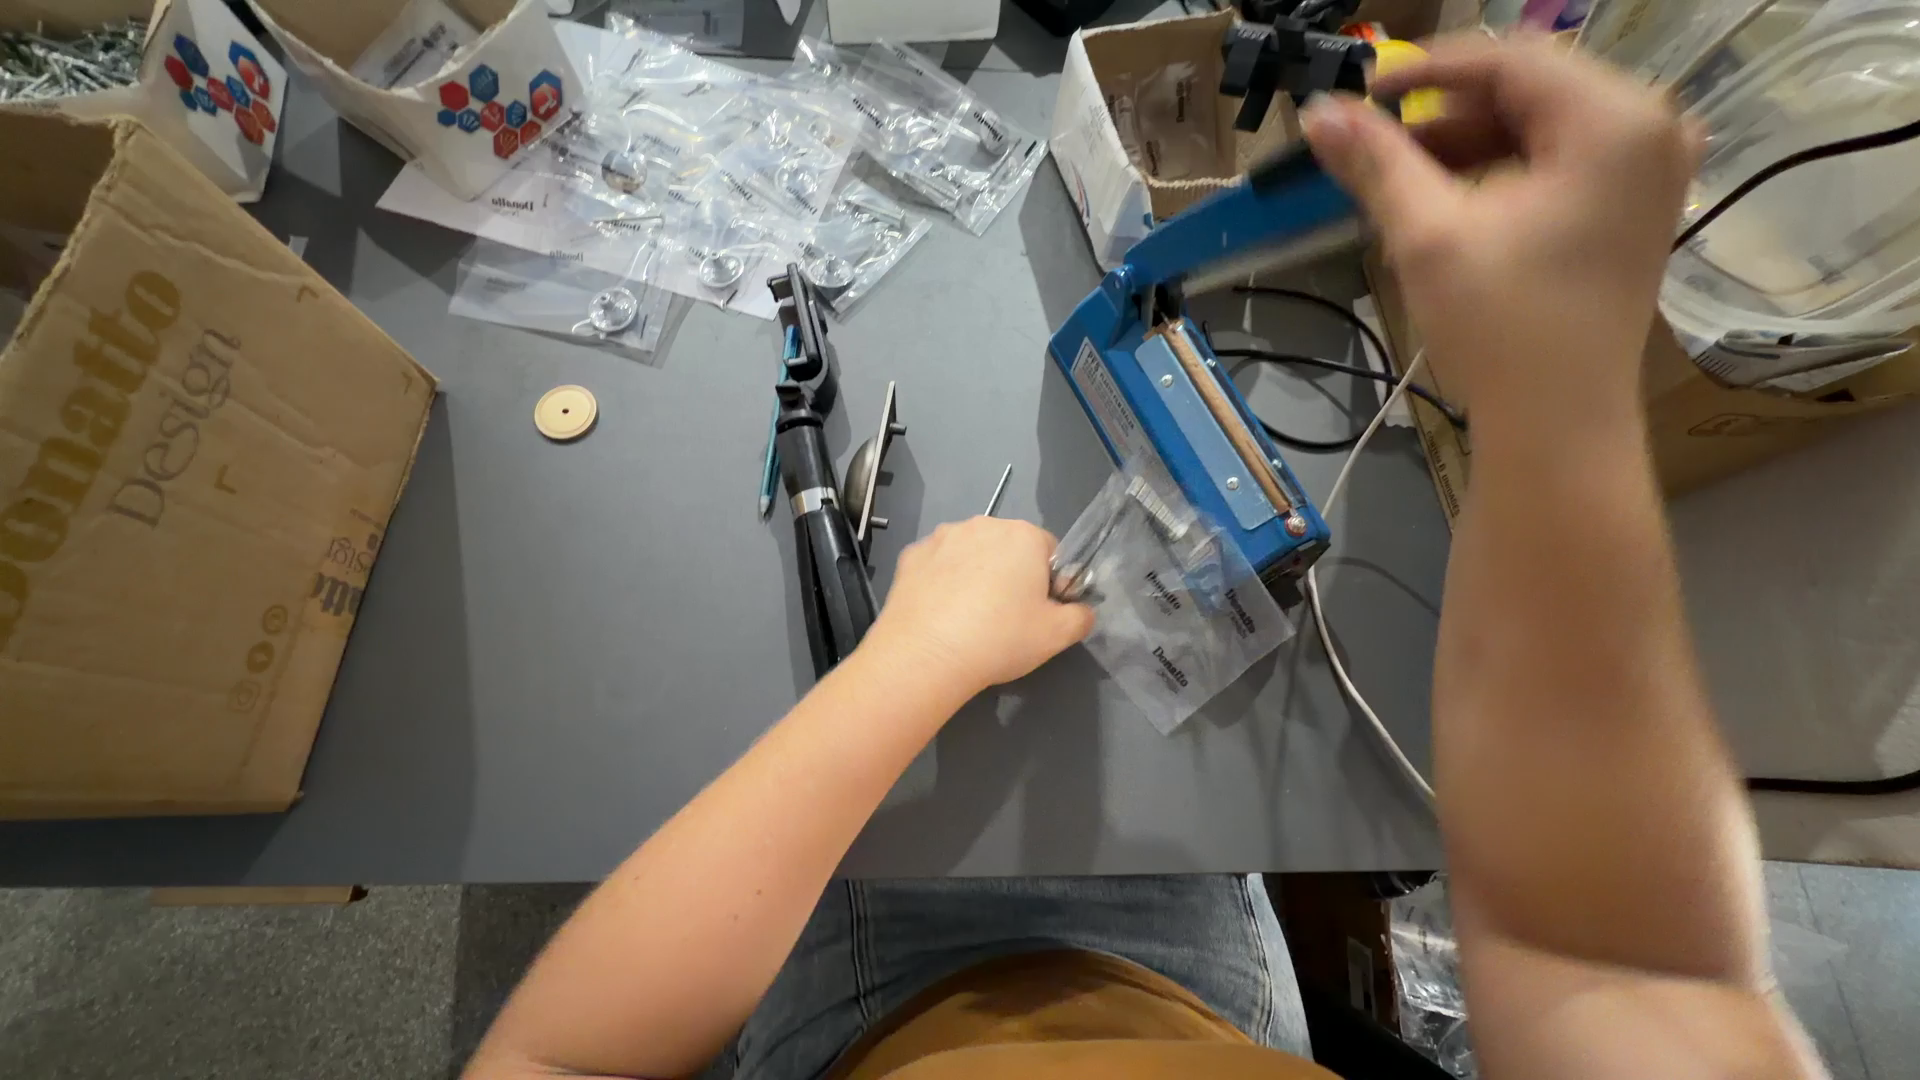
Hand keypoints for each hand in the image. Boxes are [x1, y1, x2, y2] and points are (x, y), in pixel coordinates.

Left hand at [865, 517, 1093, 694]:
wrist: (925, 655)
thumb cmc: (999, 639)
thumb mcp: (1057, 636)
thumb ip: (1081, 616)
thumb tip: (1082, 610)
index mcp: (1023, 535)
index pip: (1049, 550)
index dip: (1048, 582)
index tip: (1037, 612)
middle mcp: (982, 524)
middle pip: (1008, 547)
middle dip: (1010, 574)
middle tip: (1004, 617)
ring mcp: (941, 537)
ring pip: (970, 552)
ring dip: (974, 574)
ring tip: (967, 617)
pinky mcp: (911, 555)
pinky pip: (937, 564)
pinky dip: (941, 581)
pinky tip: (939, 613)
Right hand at [1301, 36, 1697, 420]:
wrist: (1556, 419)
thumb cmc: (1499, 322)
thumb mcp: (1428, 235)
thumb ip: (1375, 164)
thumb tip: (1315, 114)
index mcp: (1614, 118)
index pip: (1509, 58)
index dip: (1425, 68)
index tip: (1359, 94)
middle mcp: (1647, 128)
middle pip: (1525, 93)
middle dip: (1439, 116)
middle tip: (1370, 147)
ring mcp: (1643, 173)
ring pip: (1534, 132)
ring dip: (1459, 149)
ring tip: (1394, 184)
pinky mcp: (1624, 212)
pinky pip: (1550, 168)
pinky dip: (1491, 177)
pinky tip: (1441, 208)